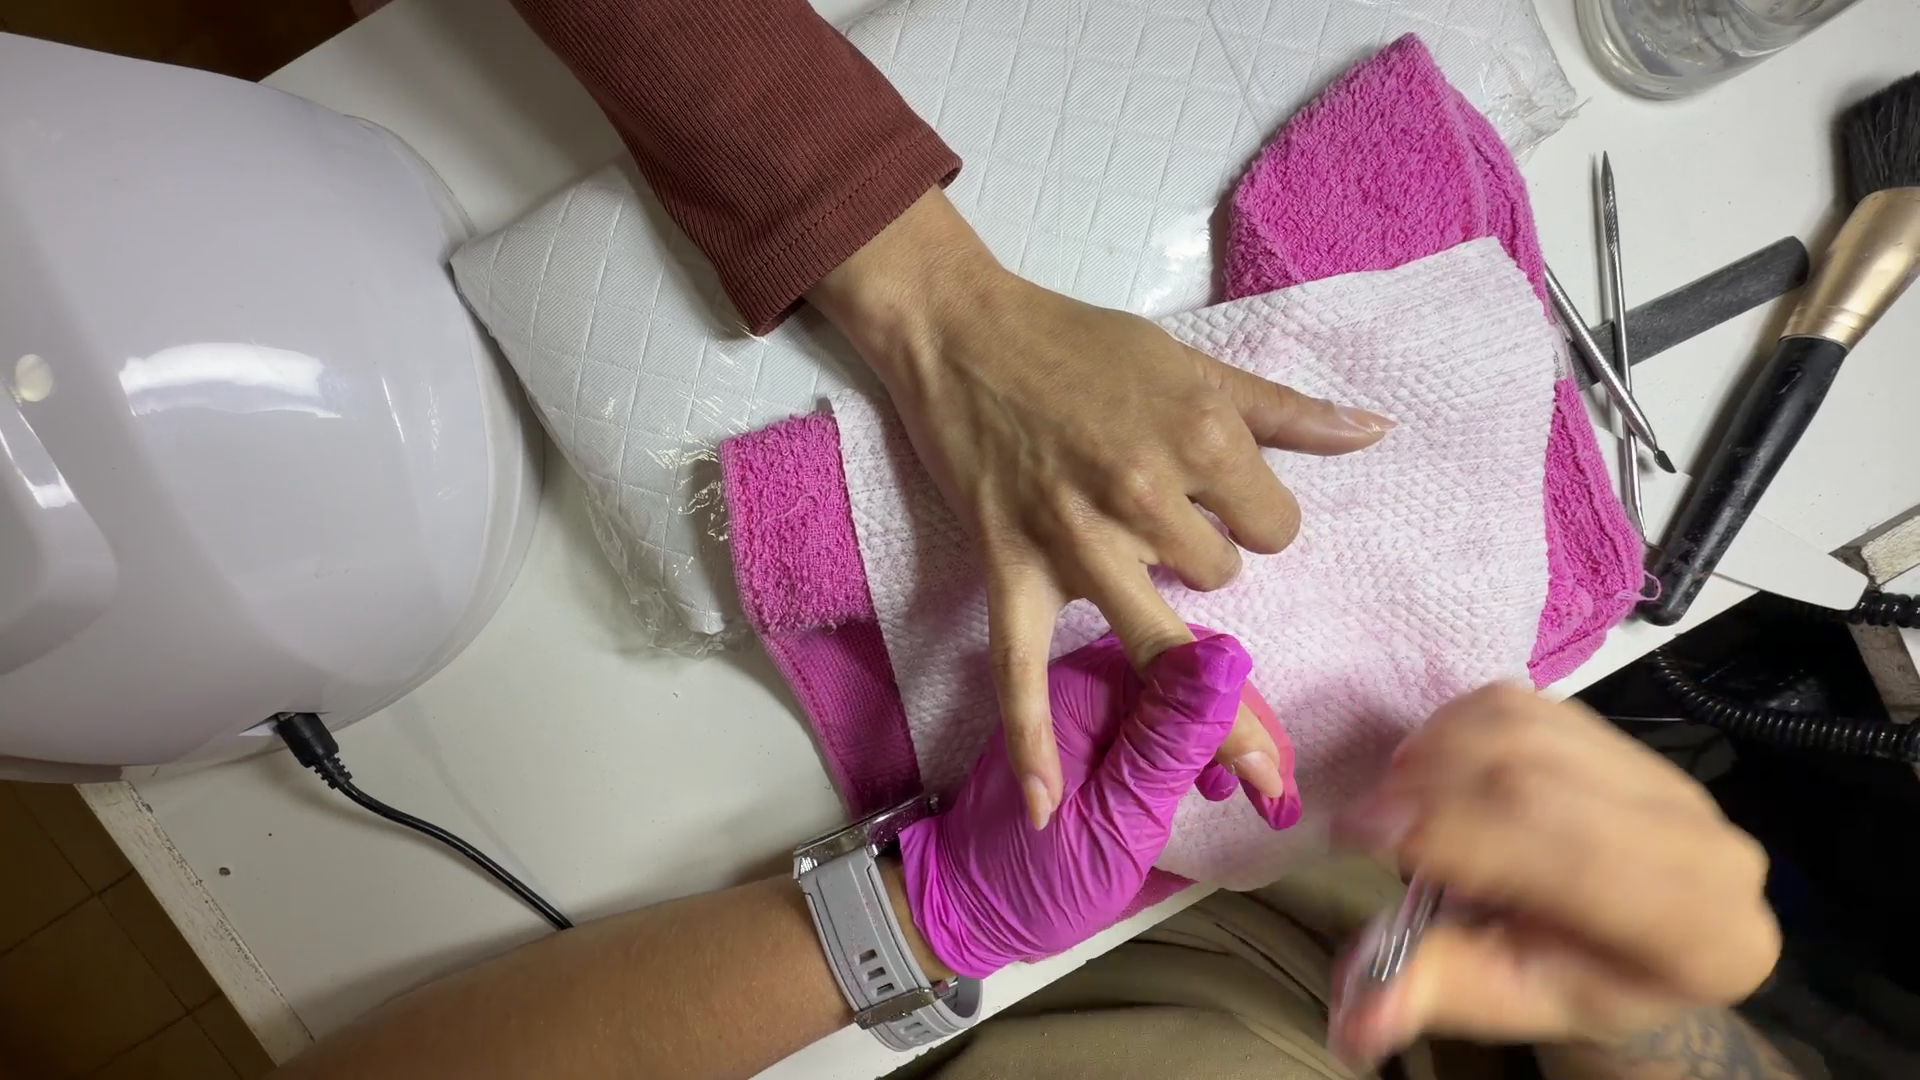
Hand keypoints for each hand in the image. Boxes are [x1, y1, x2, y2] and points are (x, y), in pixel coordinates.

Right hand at [811, 189, 1391, 828]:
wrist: (966, 334)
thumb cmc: (1078, 342)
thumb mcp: (1189, 361)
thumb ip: (1284, 408)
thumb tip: (1375, 432)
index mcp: (1198, 437)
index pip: (1276, 527)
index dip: (1253, 512)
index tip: (1212, 491)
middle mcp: (1143, 497)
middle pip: (1224, 579)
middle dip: (1204, 551)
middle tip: (1155, 508)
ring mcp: (1074, 545)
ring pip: (1163, 636)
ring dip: (1162, 610)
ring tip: (1127, 561)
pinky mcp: (1012, 570)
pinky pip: (1021, 668)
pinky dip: (1033, 739)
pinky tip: (1052, 808)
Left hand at [898, 633, 1297, 977]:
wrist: (968, 905)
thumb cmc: (1037, 877)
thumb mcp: (1115, 819)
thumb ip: (1169, 741)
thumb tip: (1223, 659)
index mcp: (1087, 689)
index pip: (1189, 667)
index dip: (1242, 723)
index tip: (1274, 787)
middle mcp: (1087, 679)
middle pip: (1188, 677)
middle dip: (1242, 734)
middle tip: (1274, 798)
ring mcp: (1089, 702)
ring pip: (1178, 698)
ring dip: (1223, 741)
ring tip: (1252, 796)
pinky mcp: (1092, 729)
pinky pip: (1156, 720)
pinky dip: (1193, 750)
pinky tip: (1213, 784)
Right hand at [1328, 686, 1780, 1066]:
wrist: (1622, 923)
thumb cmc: (1567, 968)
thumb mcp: (1507, 994)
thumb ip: (1433, 995)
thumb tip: (1351, 1024)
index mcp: (1694, 928)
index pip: (1566, 855)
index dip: (1447, 832)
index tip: (1353, 831)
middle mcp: (1699, 840)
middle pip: (1533, 777)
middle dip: (1424, 786)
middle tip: (1366, 814)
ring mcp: (1656, 772)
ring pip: (1516, 726)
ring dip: (1432, 750)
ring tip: (1401, 793)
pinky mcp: (1607, 729)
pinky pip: (1509, 702)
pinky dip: (1448, 723)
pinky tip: (1434, 764)